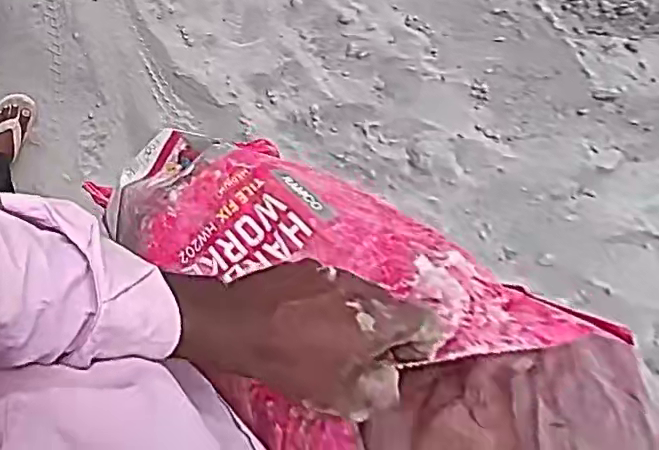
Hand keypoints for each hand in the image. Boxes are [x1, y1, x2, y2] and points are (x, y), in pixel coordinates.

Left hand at [166, 263, 442, 420]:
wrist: (236, 323)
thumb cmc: (292, 360)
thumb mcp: (347, 394)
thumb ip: (381, 384)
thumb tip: (388, 373)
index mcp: (375, 313)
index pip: (422, 320)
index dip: (420, 341)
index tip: (405, 356)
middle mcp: (352, 282)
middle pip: (386, 302)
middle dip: (385, 326)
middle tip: (371, 352)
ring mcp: (322, 269)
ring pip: (354, 290)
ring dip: (354, 311)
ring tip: (336, 336)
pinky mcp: (296, 265)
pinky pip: (325, 282)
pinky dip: (326, 299)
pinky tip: (309, 318)